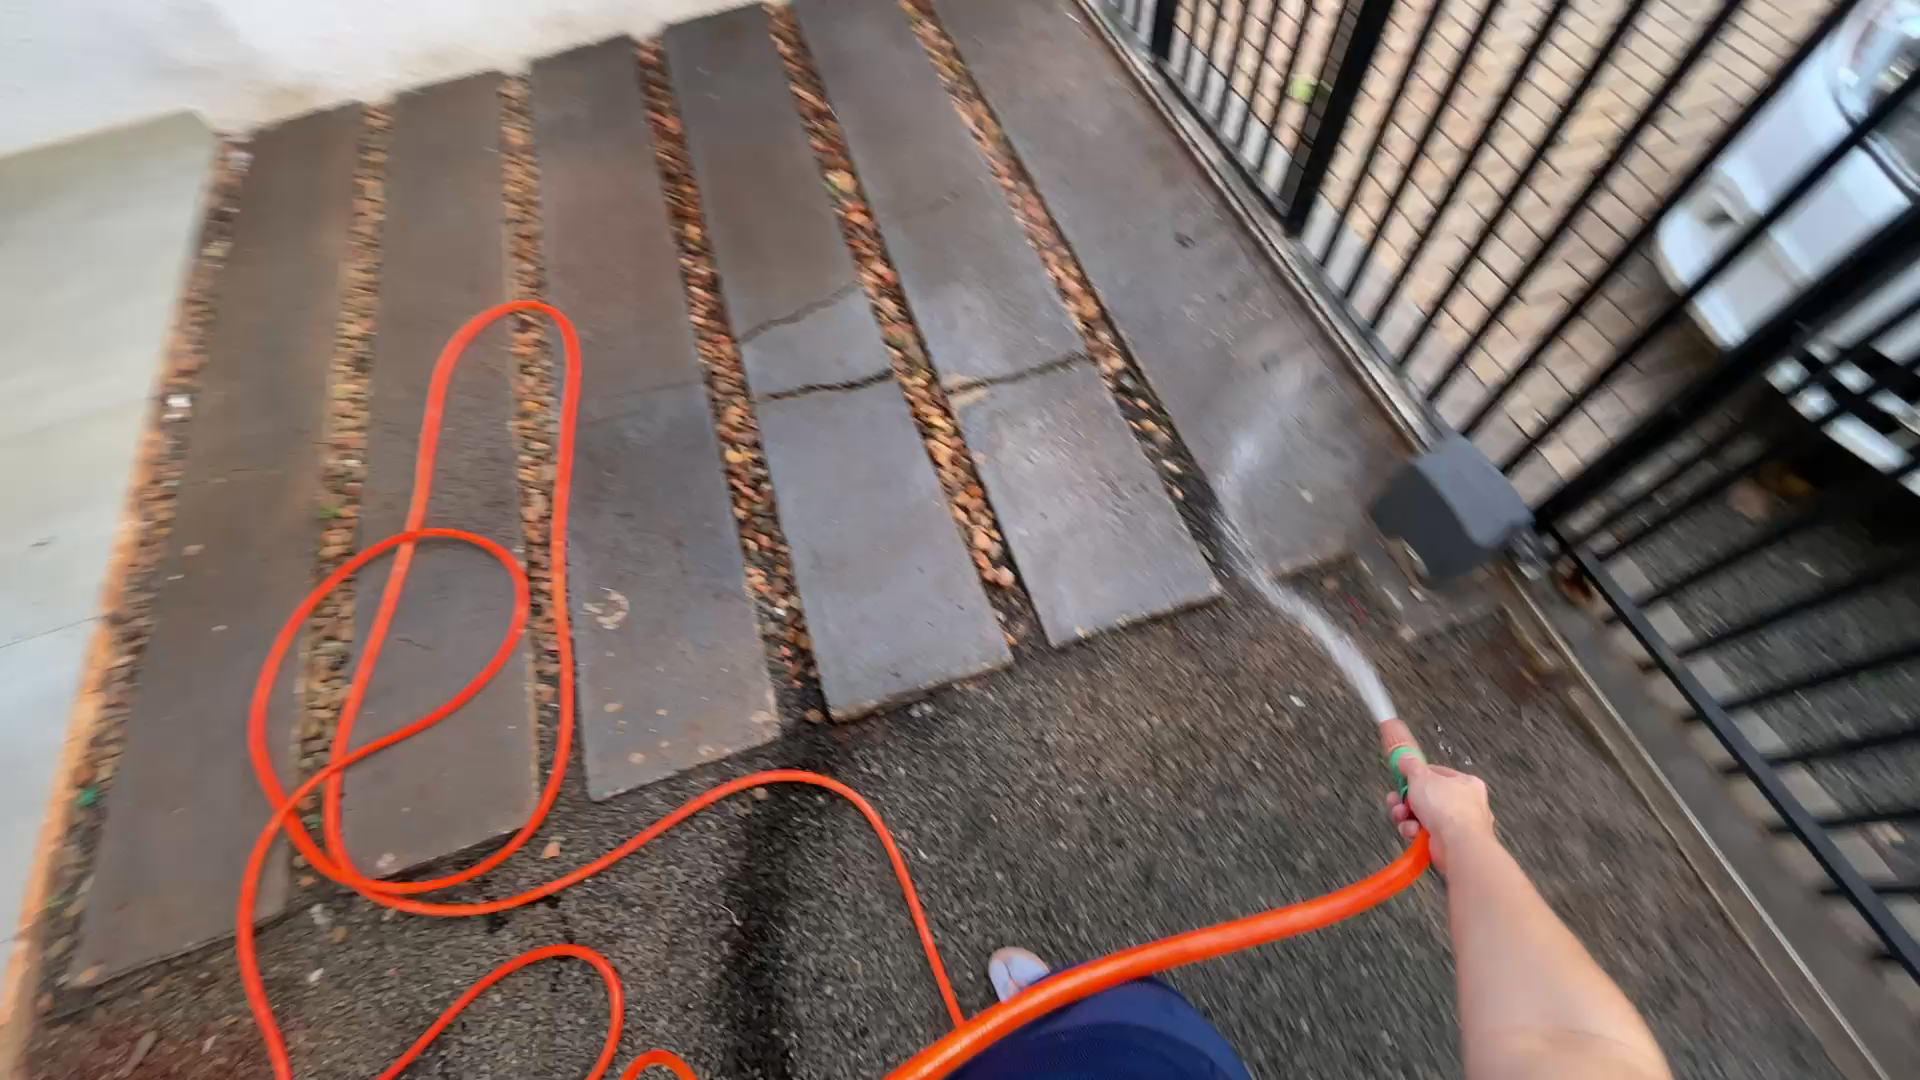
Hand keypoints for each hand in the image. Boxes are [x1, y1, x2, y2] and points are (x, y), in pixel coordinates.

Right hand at [1386, 757, 1493, 874]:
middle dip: (1405, 799)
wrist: (1458, 845)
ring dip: (1405, 815)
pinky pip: (1424, 832)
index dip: (1415, 776)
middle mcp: (1465, 804)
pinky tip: (1412, 831)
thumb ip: (1410, 763)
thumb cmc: (1447, 807)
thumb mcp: (1421, 776)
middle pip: (1425, 796)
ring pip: (1421, 815)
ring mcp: (1458, 825)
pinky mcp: (1448, 842)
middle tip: (1396, 800)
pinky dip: (1413, 830)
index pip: (1435, 774)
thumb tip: (1403, 756)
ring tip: (1401, 815)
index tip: (1401, 778)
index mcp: (1466, 783)